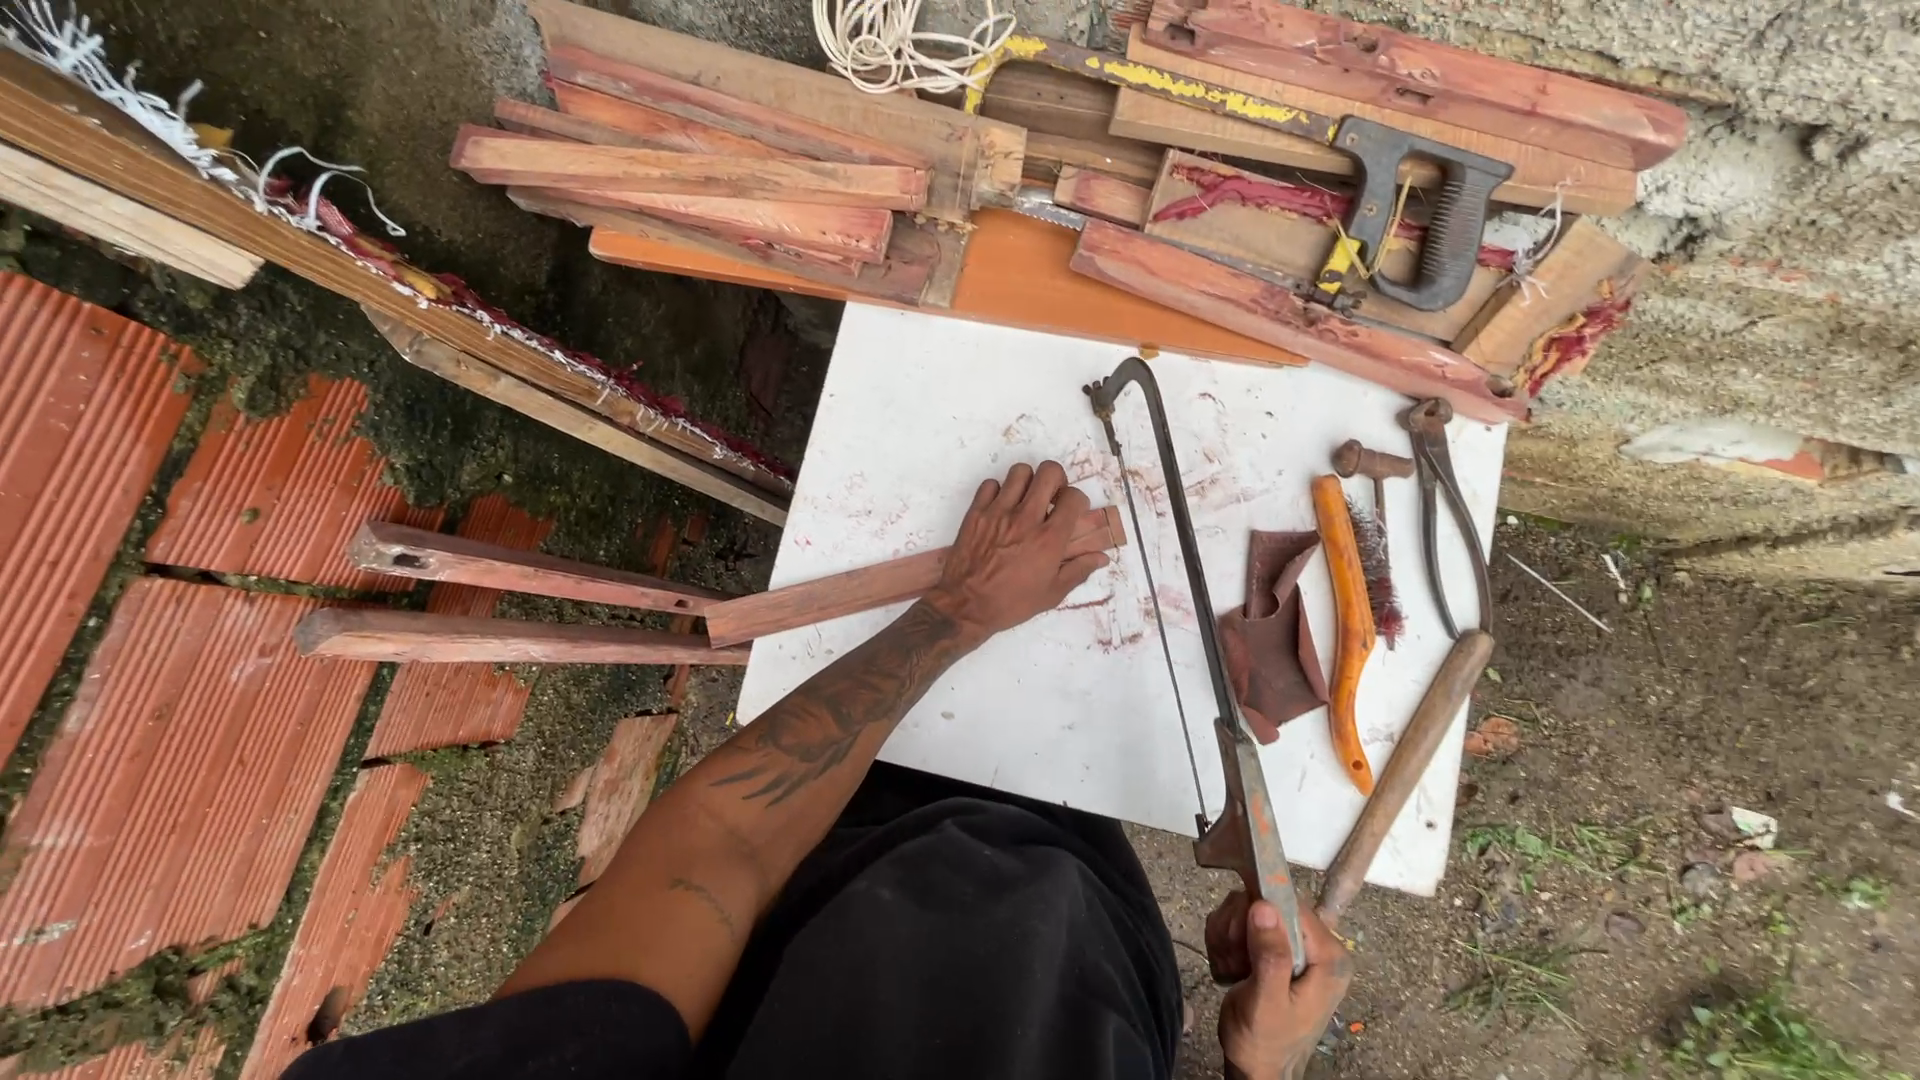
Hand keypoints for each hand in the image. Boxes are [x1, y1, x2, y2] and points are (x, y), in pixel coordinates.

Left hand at [920, 461, 1109, 643]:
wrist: (966, 606)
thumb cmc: (1011, 603)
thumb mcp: (1052, 594)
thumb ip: (1078, 571)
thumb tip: (1101, 557)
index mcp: (1049, 539)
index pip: (1074, 497)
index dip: (1077, 500)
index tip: (1072, 510)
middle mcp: (1026, 518)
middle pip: (1049, 472)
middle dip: (1057, 479)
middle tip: (1052, 495)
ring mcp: (998, 512)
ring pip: (1020, 472)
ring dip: (1028, 481)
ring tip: (1027, 498)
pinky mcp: (976, 513)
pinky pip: (990, 484)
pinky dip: (998, 491)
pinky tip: (1001, 507)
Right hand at [1206, 892, 1352, 1079]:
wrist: (1253, 1065)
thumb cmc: (1264, 1040)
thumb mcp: (1268, 1003)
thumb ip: (1271, 956)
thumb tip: (1264, 906)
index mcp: (1329, 958)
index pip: (1292, 905)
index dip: (1260, 912)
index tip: (1239, 938)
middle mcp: (1315, 945)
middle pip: (1266, 902)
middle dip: (1239, 926)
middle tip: (1233, 958)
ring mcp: (1292, 943)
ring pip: (1248, 908)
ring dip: (1229, 933)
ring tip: (1231, 965)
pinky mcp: (1272, 945)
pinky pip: (1239, 919)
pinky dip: (1225, 938)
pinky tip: (1229, 964)